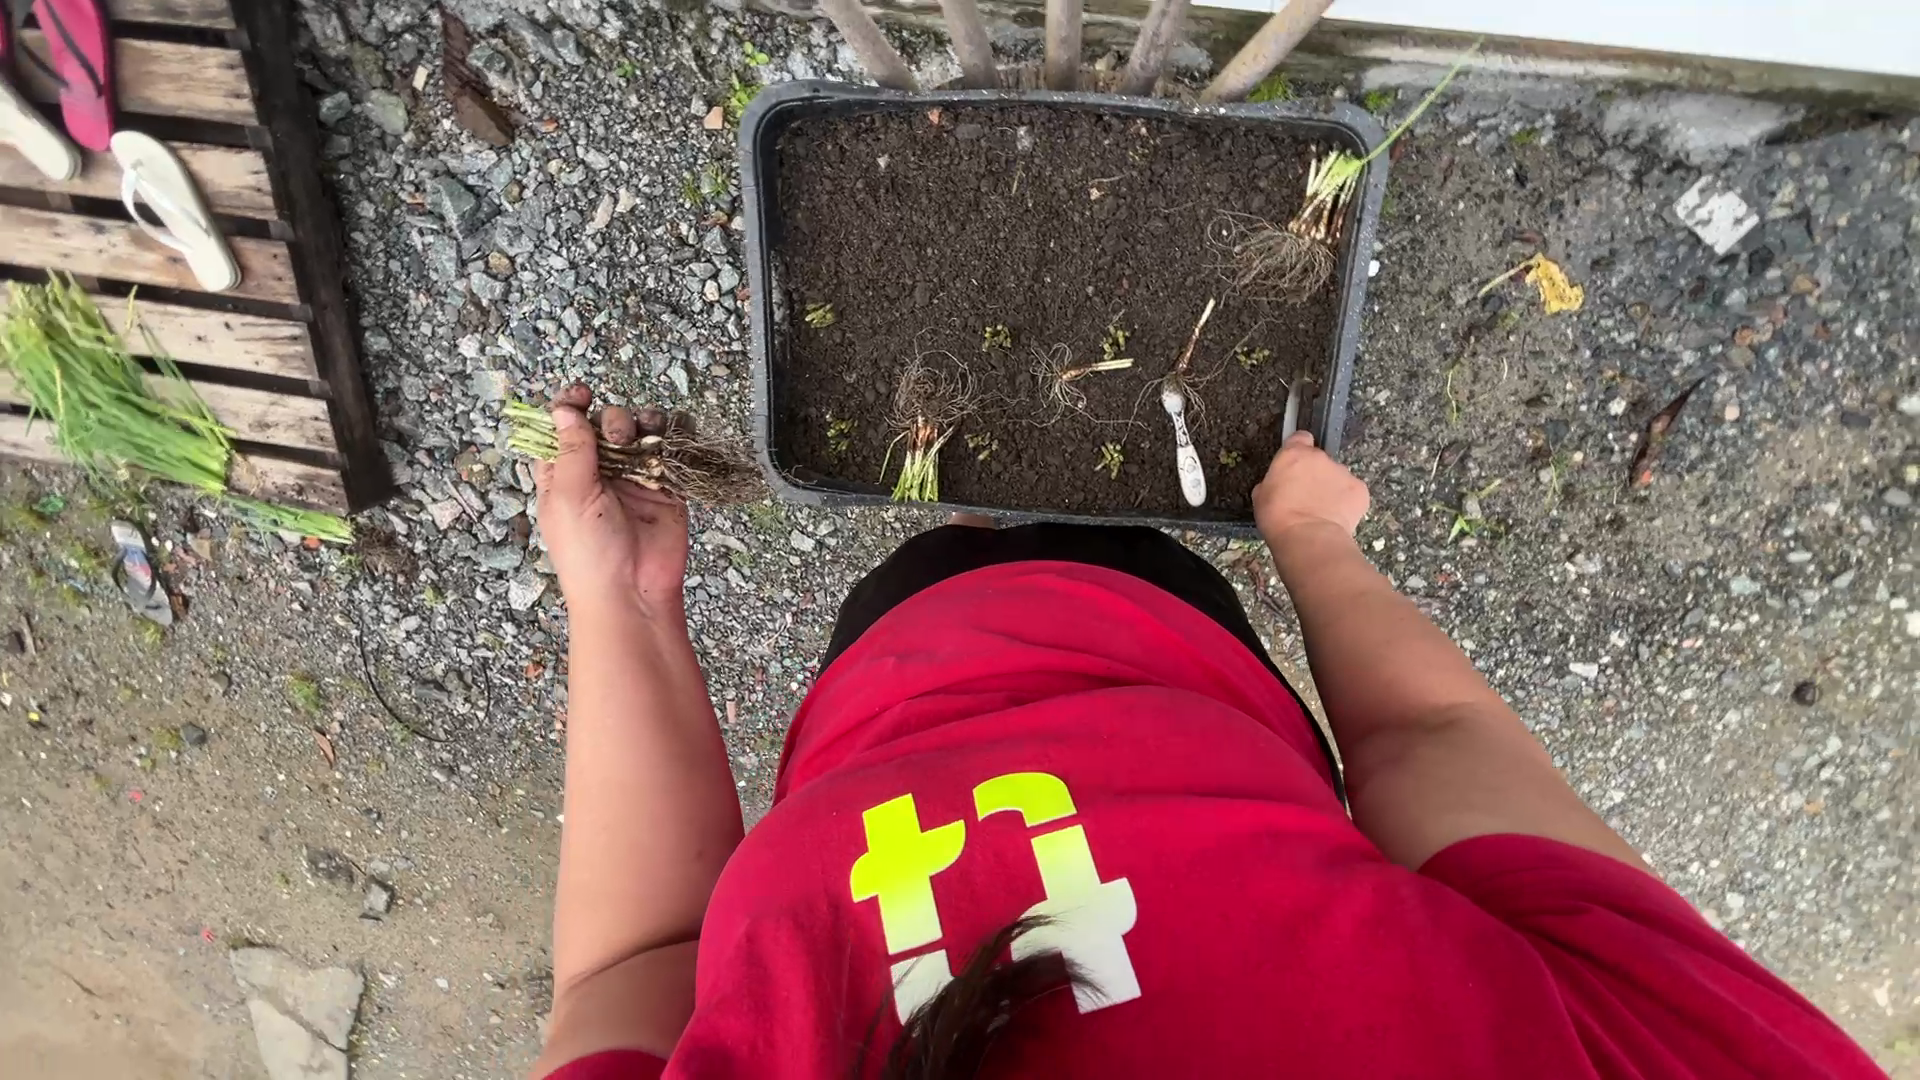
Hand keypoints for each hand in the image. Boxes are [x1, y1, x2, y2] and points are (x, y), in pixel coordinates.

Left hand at [535, 385, 688, 619]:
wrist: (633, 589)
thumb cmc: (588, 552)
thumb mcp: (568, 497)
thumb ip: (572, 451)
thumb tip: (565, 410)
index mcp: (564, 473)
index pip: (563, 428)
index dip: (569, 407)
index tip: (580, 395)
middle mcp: (599, 472)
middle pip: (605, 423)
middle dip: (612, 420)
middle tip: (617, 437)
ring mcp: (634, 478)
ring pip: (641, 432)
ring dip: (643, 424)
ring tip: (642, 439)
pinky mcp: (666, 487)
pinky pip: (672, 452)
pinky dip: (674, 438)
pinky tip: (671, 437)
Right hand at [1252, 431, 1369, 548]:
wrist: (1308, 537)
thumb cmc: (1278, 517)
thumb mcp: (1260, 496)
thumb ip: (1273, 481)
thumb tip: (1279, 484)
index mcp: (1293, 455)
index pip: (1300, 438)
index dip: (1297, 448)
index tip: (1294, 462)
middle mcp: (1321, 458)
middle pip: (1319, 460)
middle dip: (1314, 474)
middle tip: (1304, 495)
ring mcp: (1343, 472)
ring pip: (1336, 476)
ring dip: (1330, 488)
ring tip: (1320, 511)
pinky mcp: (1360, 489)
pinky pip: (1352, 492)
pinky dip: (1346, 502)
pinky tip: (1335, 517)